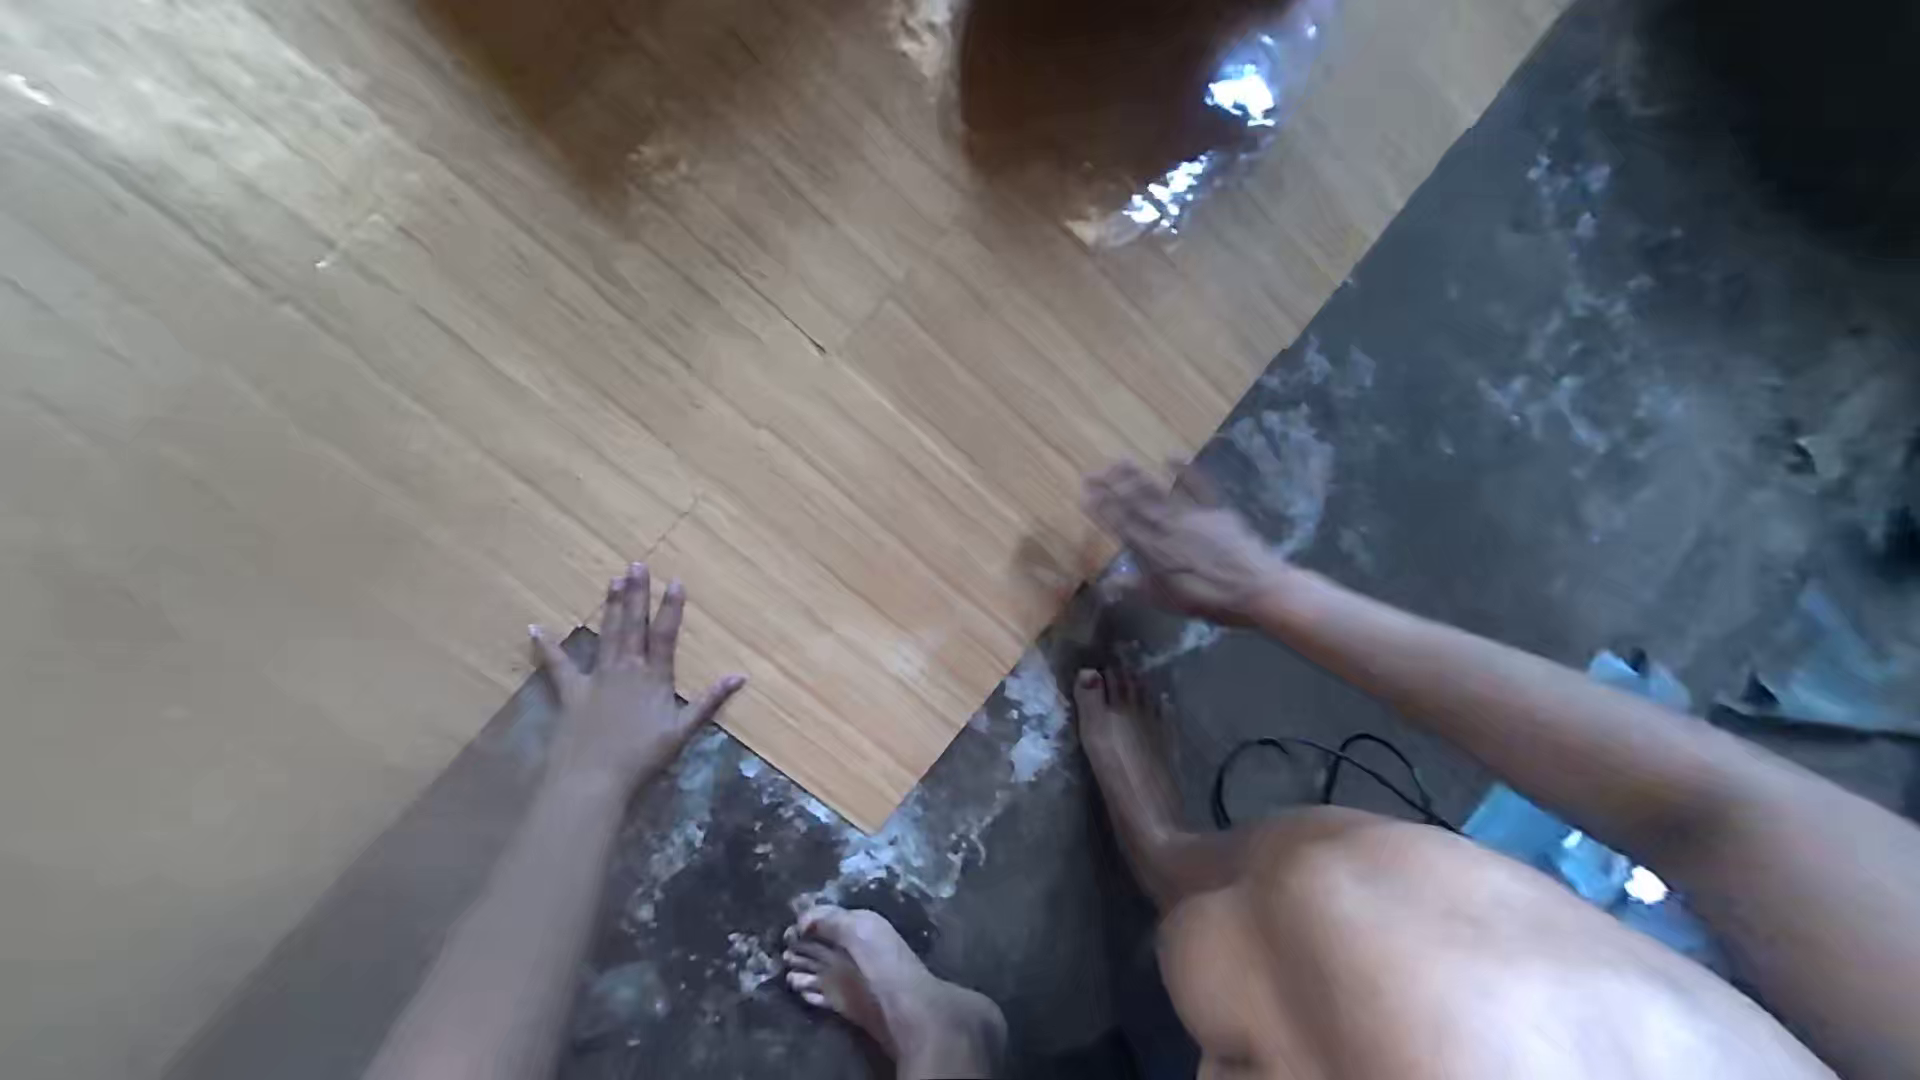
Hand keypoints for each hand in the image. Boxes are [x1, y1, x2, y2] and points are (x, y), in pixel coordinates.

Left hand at [530, 563, 745, 795]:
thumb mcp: (683, 729)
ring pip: (607, 635)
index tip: (675, 581)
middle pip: (634, 625)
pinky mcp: (571, 692)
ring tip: (613, 580)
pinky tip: (536, 628)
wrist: (593, 778)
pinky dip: (547, 647)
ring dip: (610, 607)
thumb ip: (710, 700)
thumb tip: (740, 676)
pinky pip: (558, 666)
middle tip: (637, 565)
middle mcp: (627, 669)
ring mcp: (597, 678)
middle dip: (637, 595)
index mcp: (654, 677)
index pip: (666, 635)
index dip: (671, 607)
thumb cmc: (642, 756)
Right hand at [1083, 460, 1288, 625]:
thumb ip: (1135, 587)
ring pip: (1159, 493)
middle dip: (1112, 488)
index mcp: (1153, 551)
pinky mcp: (1216, 511)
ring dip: (1138, 476)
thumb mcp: (1165, 600)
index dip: (1102, 509)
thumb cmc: (1209, 601)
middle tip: (1094, 471)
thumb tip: (1106, 583)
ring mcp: (1192, 517)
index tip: (1086, 494)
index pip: (1121, 525)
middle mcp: (1168, 528)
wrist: (1258, 591)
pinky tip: (1171, 456)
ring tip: (1120, 460)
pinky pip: (1199, 487)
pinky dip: (1186, 471)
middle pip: (1135, 504)